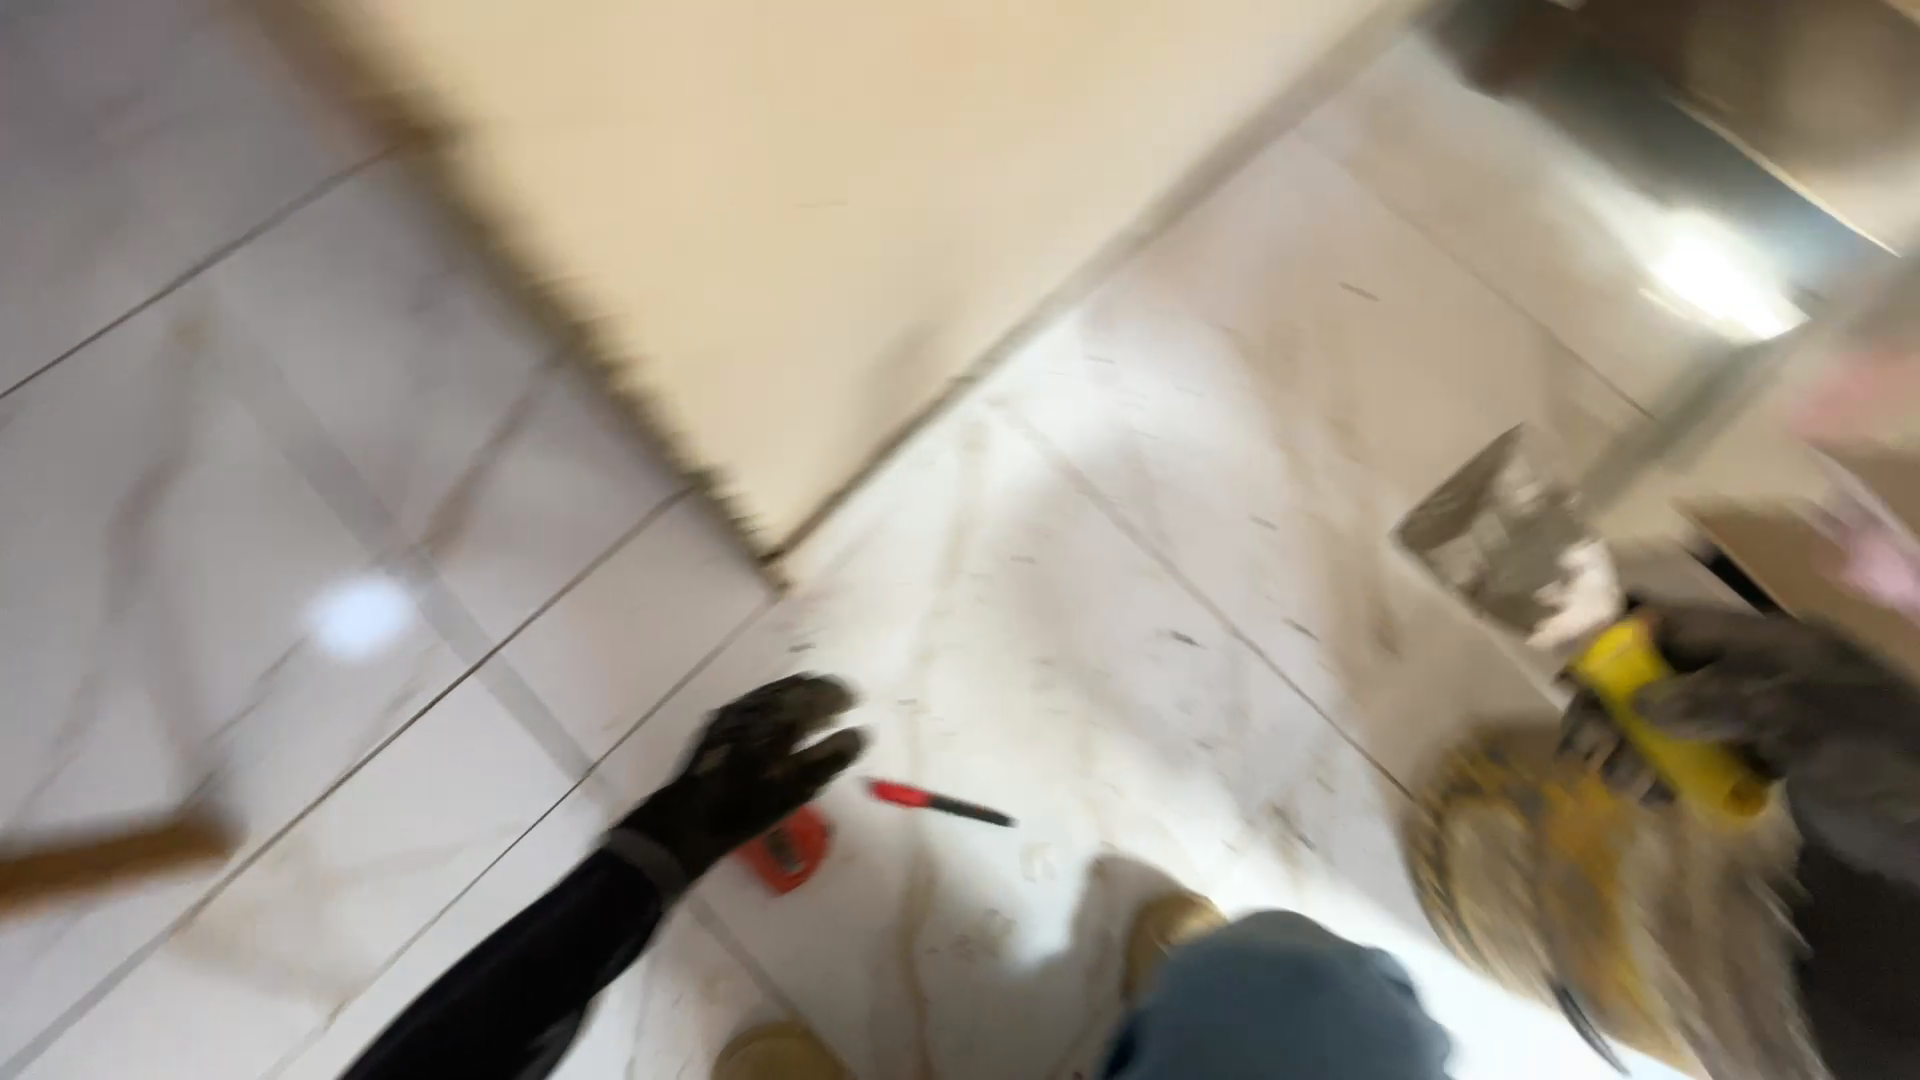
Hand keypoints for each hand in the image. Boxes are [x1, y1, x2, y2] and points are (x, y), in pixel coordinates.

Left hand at [615, 675, 867, 887]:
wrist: (689, 819)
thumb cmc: (749, 803)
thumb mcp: (798, 786)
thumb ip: (831, 756)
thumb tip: (860, 734)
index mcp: (777, 713)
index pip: (815, 691)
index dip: (837, 693)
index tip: (854, 700)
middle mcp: (756, 704)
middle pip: (794, 687)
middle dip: (819, 692)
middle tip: (838, 704)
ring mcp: (734, 713)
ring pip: (774, 694)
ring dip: (799, 699)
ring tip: (814, 715)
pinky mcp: (719, 725)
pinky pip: (756, 705)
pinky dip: (777, 708)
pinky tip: (779, 726)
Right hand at [1560, 604, 1919, 885]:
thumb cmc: (1897, 765)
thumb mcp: (1812, 724)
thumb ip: (1720, 703)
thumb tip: (1638, 702)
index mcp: (1771, 645)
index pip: (1668, 626)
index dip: (1612, 647)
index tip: (1573, 684)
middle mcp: (1756, 672)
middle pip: (1655, 674)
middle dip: (1614, 712)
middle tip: (1584, 752)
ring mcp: (1759, 715)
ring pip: (1666, 717)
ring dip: (1633, 749)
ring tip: (1627, 786)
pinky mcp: (1764, 757)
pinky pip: (1692, 753)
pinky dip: (1664, 772)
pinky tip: (1659, 797)